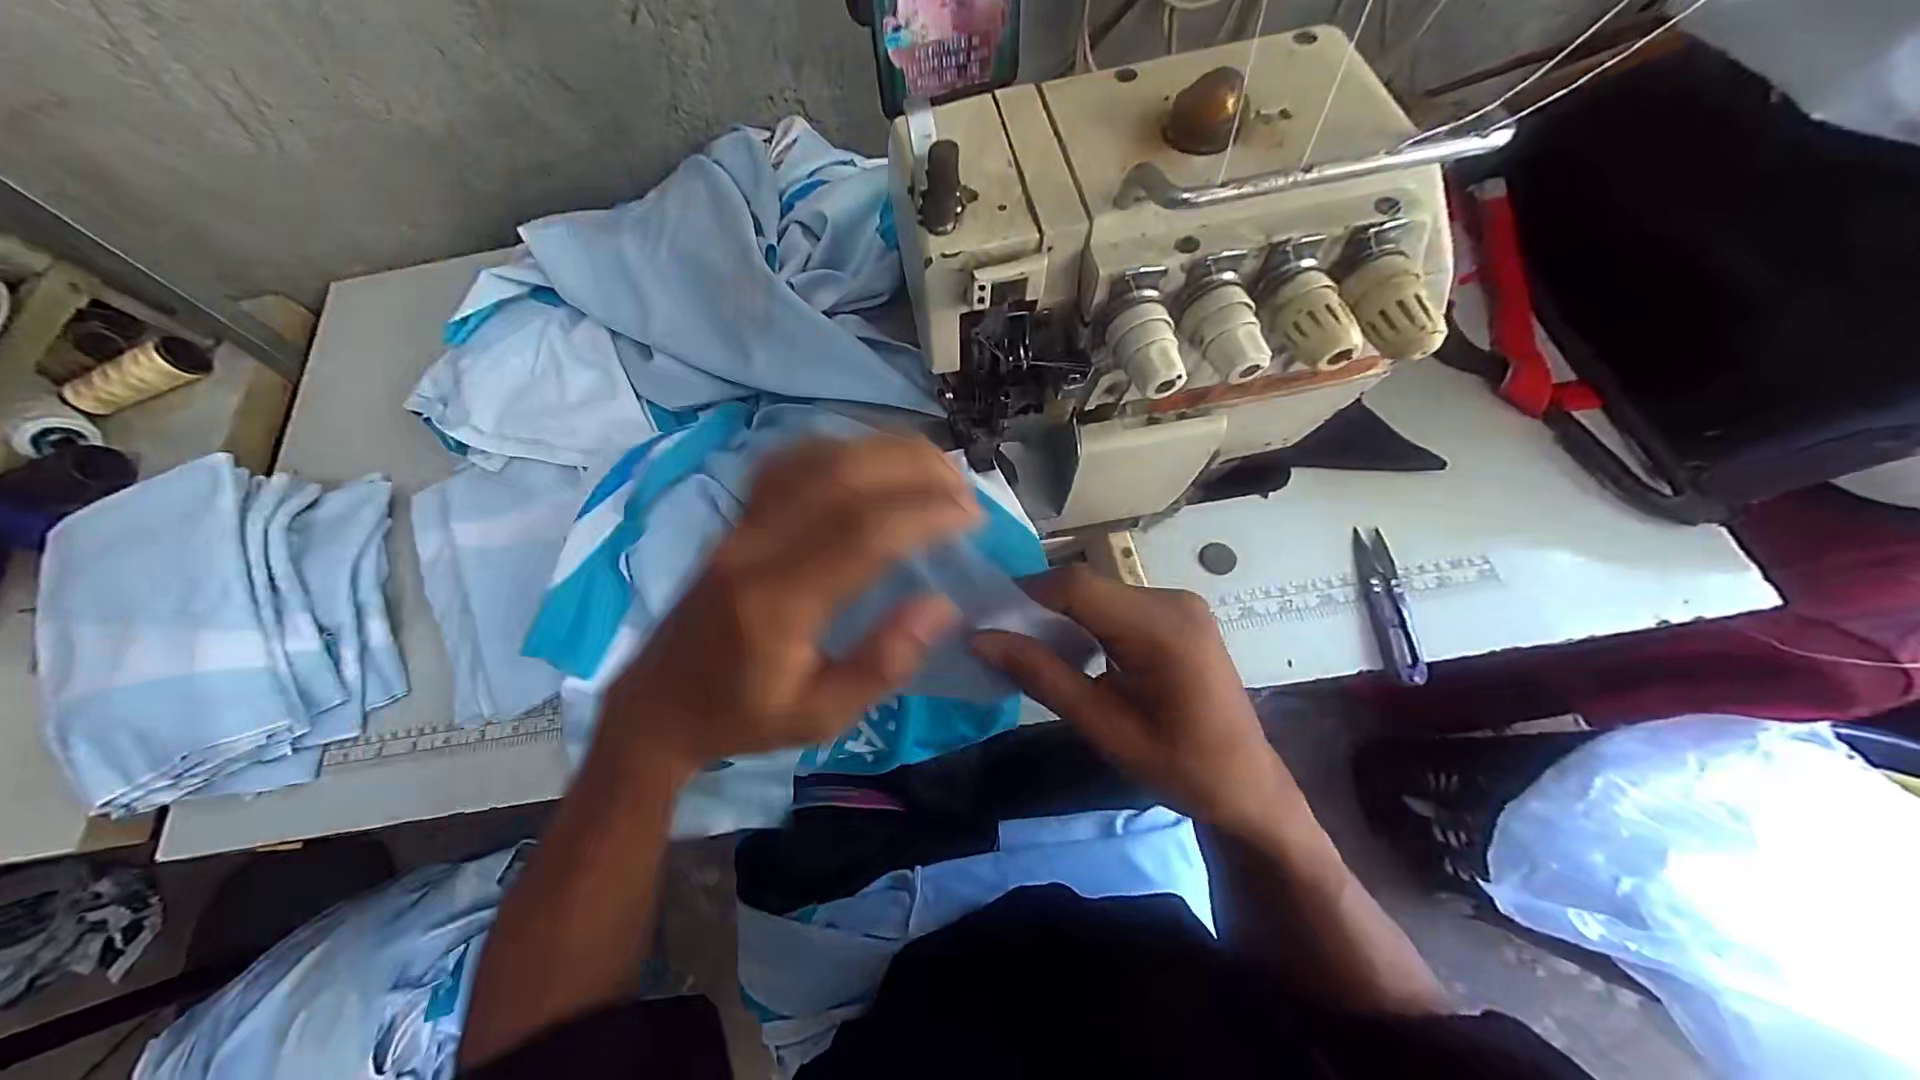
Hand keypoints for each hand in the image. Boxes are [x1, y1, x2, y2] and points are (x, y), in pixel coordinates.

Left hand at [599, 437, 979, 779]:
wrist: (657, 705)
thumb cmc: (742, 716)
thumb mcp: (821, 715)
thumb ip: (883, 663)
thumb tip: (942, 606)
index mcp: (778, 604)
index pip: (860, 535)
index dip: (922, 514)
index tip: (970, 516)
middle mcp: (755, 549)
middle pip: (838, 477)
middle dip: (911, 468)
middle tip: (960, 484)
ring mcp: (739, 526)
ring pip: (812, 459)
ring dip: (880, 449)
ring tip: (930, 463)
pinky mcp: (734, 518)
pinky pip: (786, 462)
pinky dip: (837, 448)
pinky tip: (869, 458)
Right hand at [972, 566, 1303, 832]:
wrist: (1246, 785)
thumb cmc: (1180, 767)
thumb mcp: (1104, 727)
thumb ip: (1042, 676)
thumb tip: (979, 639)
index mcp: (1162, 627)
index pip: (1077, 587)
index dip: (1025, 595)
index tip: (986, 622)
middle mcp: (1173, 600)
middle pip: (1087, 586)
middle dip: (1039, 608)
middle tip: (1001, 640)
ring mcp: (1180, 604)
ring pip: (1099, 593)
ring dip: (1061, 615)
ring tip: (1030, 649)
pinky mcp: (1178, 615)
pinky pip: (1118, 604)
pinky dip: (1086, 621)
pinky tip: (1072, 651)